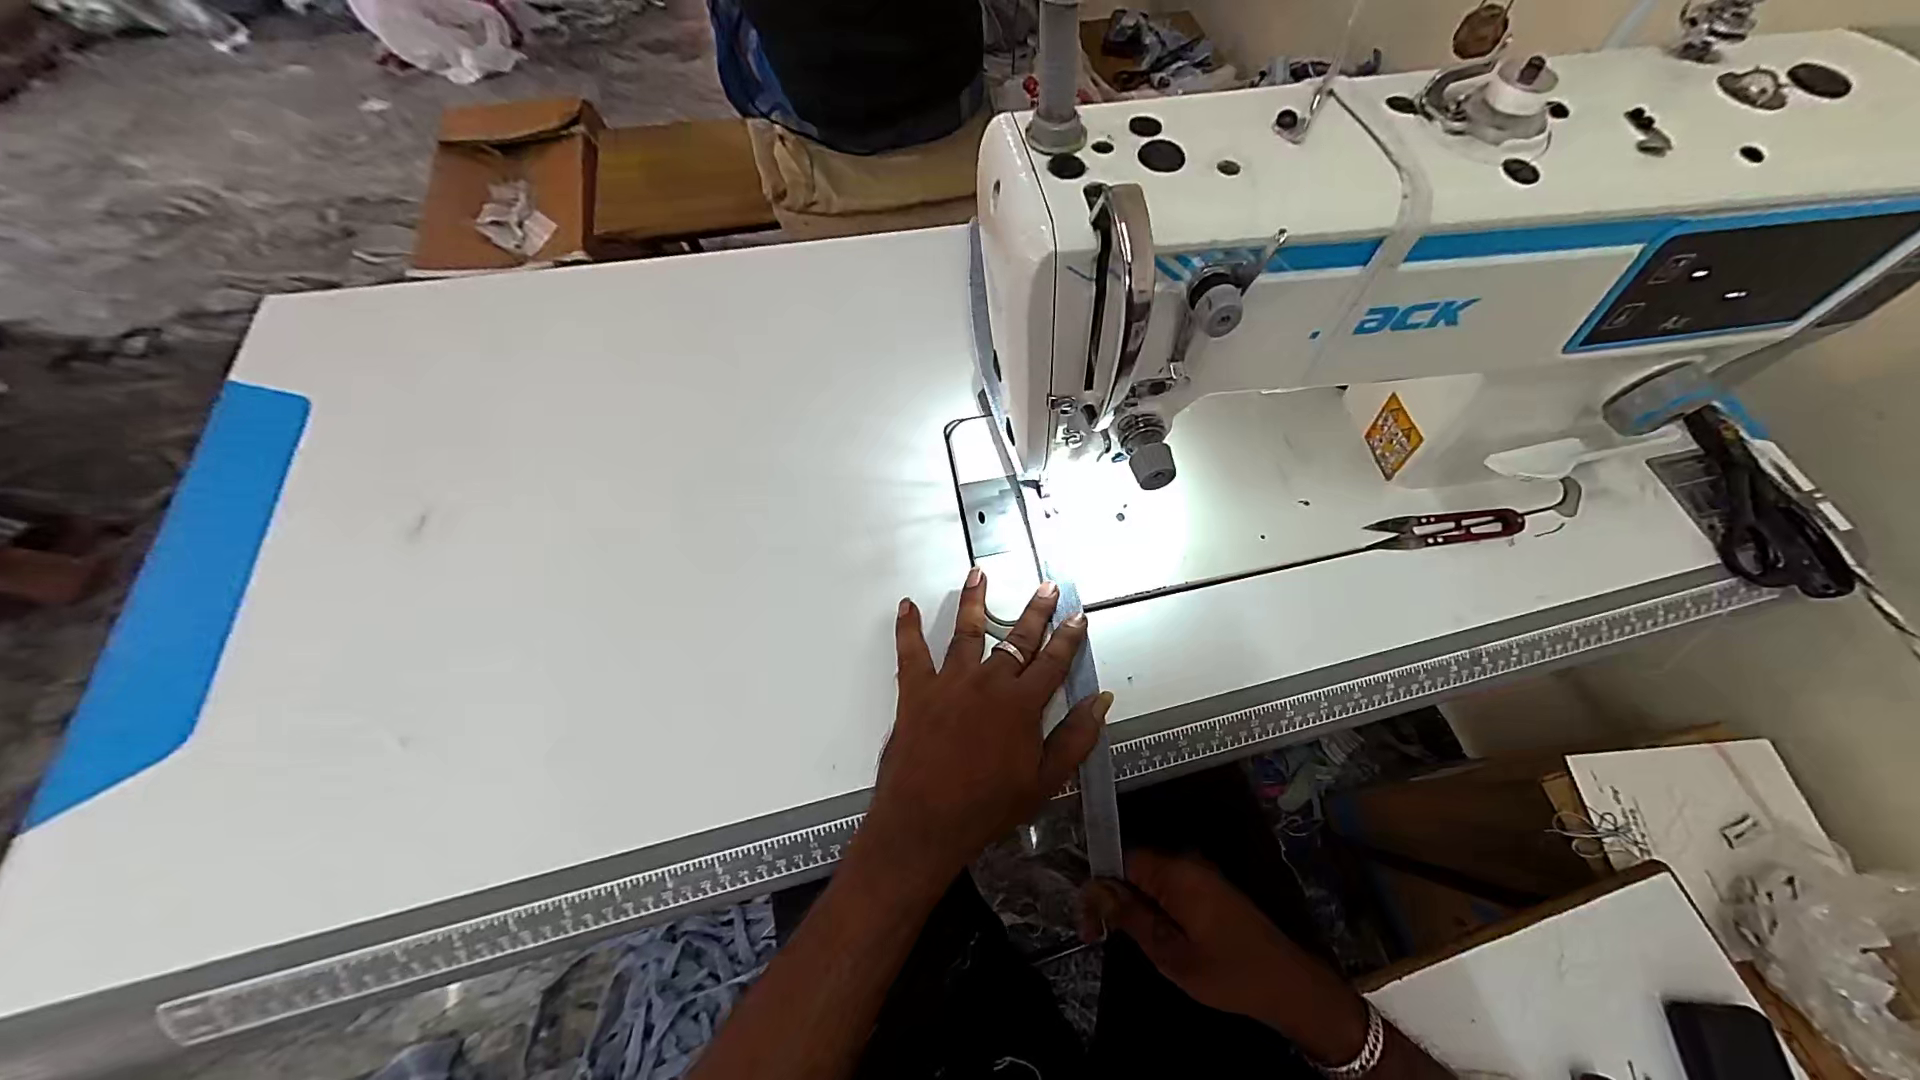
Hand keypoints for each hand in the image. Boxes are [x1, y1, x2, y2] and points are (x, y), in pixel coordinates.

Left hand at [859, 568, 1112, 889]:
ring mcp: (950, 682)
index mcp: (1021, 704)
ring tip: (979, 575)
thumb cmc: (984, 806)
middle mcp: (987, 683)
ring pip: (966, 631)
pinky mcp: (916, 690)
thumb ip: (1076, 738)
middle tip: (1046, 588)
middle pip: (1017, 638)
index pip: (1053, 661)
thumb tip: (1099, 703)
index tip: (1077, 617)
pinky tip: (907, 607)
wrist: (926, 820)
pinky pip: (911, 651)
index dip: (1069, 637)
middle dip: (1036, 610)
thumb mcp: (1044, 780)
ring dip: (974, 600)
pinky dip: (908, 627)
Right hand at [1080, 851, 1369, 1062]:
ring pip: (1148, 878)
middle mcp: (1185, 861)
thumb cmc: (1229, 973)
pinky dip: (1151, 905)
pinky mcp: (1208, 887)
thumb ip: (1130, 917)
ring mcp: (1199, 873)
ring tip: (1117, 937)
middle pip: (1132, 866)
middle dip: (1111, 896)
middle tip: (1095, 936)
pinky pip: (1166, 886)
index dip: (1097, 886)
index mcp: (1175, 871)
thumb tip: (1092, 889)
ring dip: (1130, 903)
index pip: (1119, 858)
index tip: (1086, 920)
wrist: (1292, 987)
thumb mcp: (1171, 953)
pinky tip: (1145, 931)